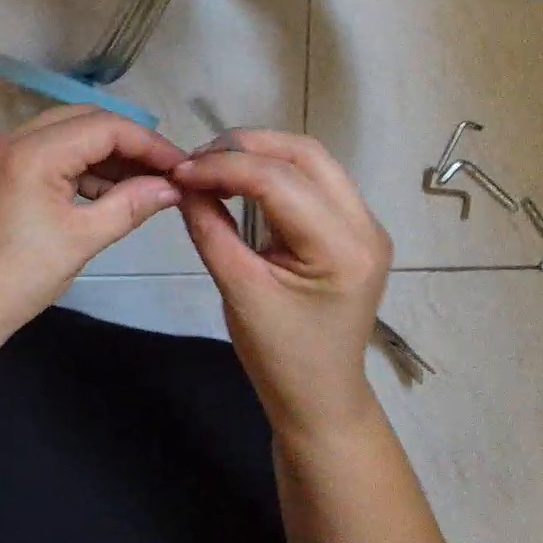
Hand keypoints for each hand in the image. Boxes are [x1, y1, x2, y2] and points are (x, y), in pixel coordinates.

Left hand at [0, 105, 187, 355]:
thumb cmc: (20, 277)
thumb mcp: (82, 240)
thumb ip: (131, 205)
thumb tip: (172, 187)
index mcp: (32, 151)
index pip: (104, 126)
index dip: (149, 143)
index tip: (183, 167)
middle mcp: (14, 138)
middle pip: (85, 120)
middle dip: (129, 143)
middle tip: (166, 173)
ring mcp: (3, 151)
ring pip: (68, 133)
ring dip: (106, 154)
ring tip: (145, 185)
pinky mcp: (1, 168)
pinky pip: (50, 151)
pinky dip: (81, 166)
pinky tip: (110, 191)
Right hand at [172, 129, 391, 439]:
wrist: (320, 396)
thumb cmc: (278, 353)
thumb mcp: (236, 289)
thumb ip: (209, 227)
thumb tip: (183, 181)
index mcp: (341, 248)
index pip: (277, 179)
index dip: (222, 167)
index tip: (178, 173)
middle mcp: (364, 225)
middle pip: (302, 153)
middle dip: (242, 147)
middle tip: (195, 162)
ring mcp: (363, 223)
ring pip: (308, 157)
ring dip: (256, 152)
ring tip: (211, 167)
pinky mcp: (350, 224)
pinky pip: (310, 176)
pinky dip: (269, 167)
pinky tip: (237, 181)